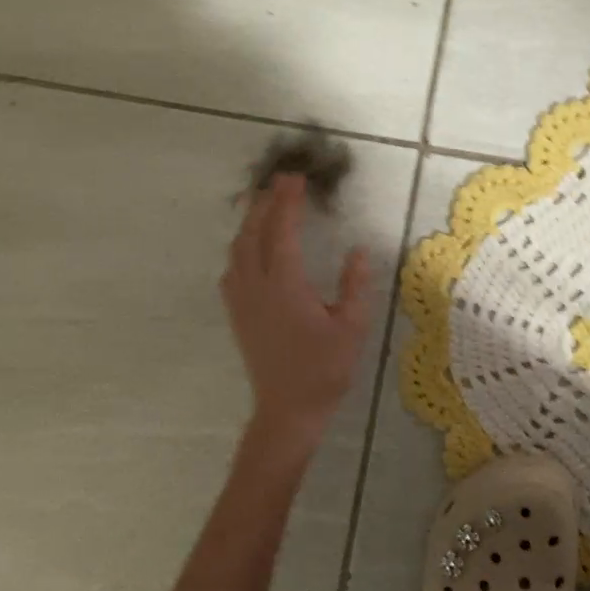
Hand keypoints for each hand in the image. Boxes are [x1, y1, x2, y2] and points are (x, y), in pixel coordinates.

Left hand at [222, 174, 372, 444]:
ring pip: (237, 249)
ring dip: (250, 221)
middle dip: (265, 203)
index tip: (296, 179)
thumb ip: (355, 286)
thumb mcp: (352, 327)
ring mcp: (241, 301)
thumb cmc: (324, 370)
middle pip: (253, 233)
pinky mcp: (237, 314)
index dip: (288, 202)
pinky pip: (232, 268)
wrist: (287, 411)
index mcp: (284, 285)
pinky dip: (241, 246)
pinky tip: (250, 247)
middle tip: (280, 181)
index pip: (282, 231)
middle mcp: (256, 286)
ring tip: (263, 203)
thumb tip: (358, 251)